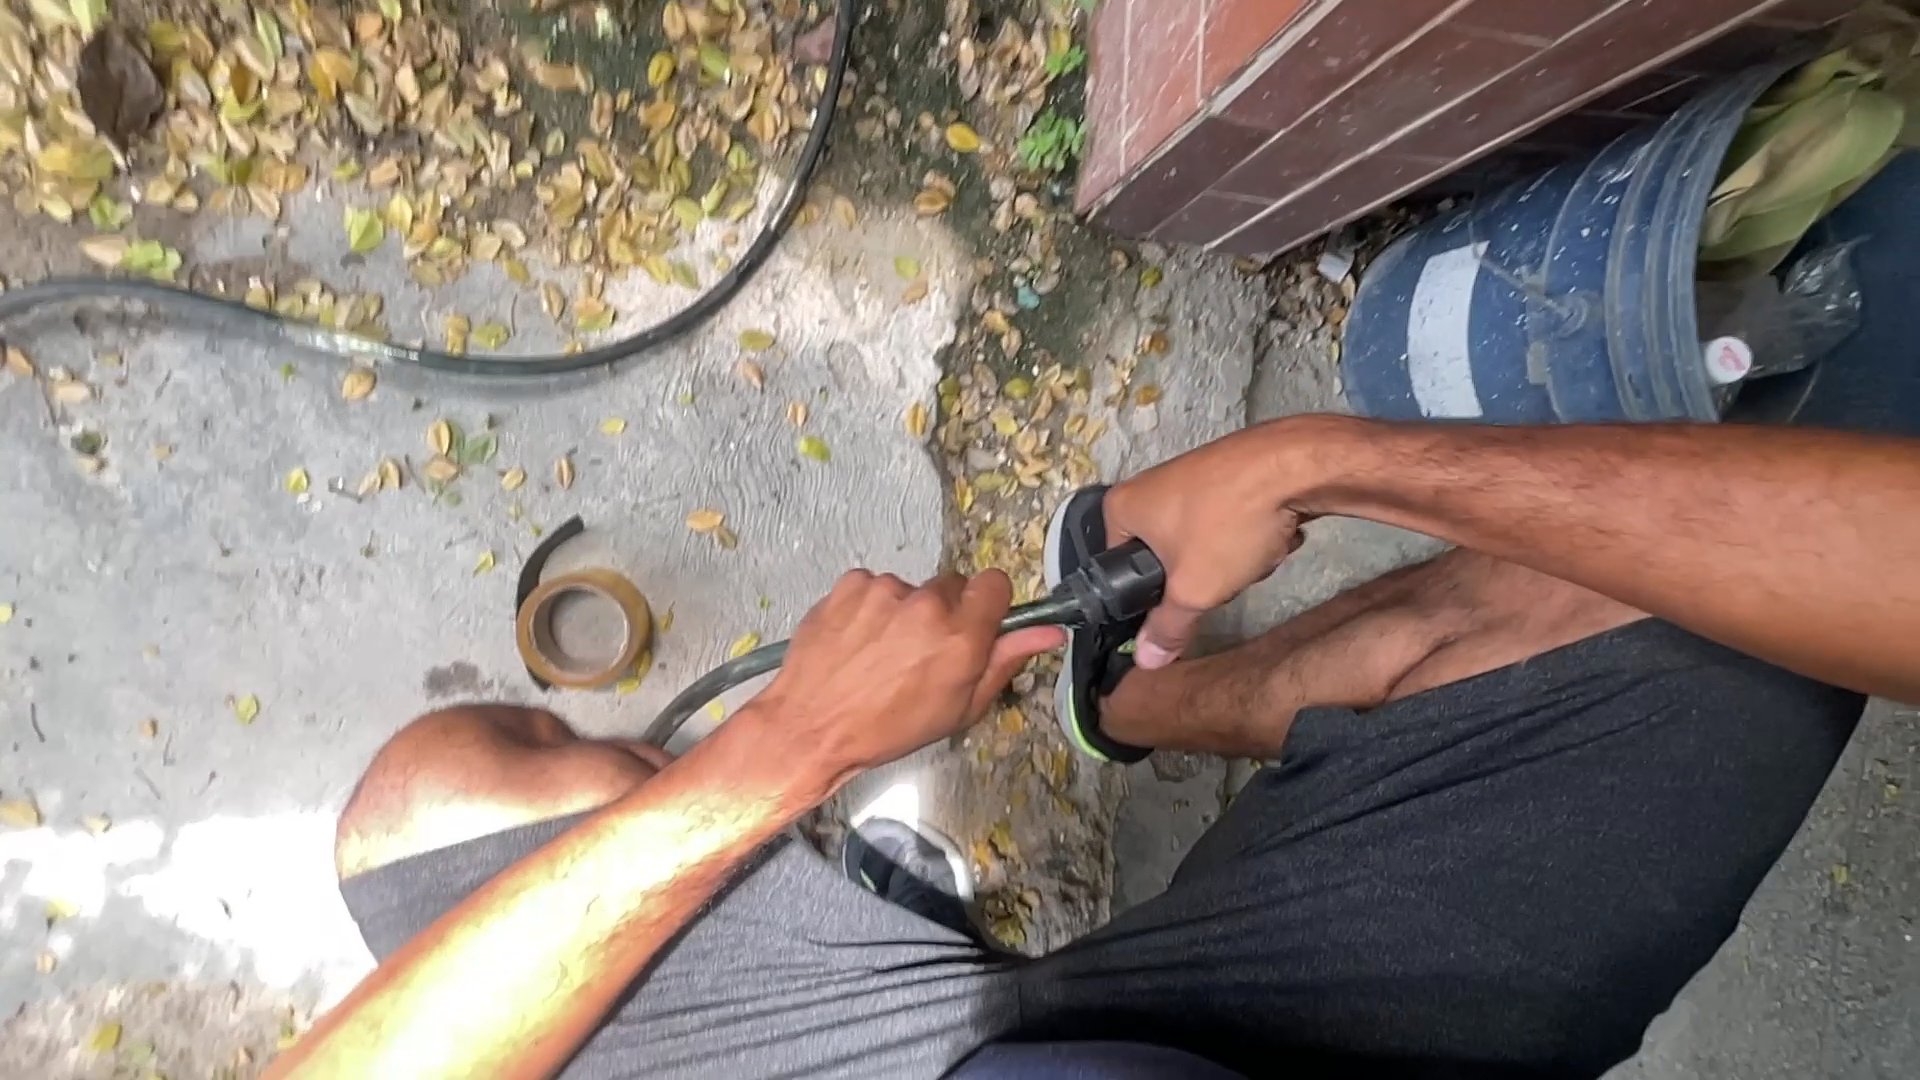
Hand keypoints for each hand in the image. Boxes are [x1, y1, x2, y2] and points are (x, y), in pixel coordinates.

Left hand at [749, 569, 1064, 788]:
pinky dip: (870, 607)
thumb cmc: (890, 728)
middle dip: (945, 611)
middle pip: (953, 585)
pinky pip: (874, 586)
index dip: (987, 603)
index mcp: (961, 636)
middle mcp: (927, 604)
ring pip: (911, 589)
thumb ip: (1005, 662)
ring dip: (904, 611)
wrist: (812, 726)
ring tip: (880, 651)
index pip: (995, 583)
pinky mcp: (851, 584)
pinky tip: (856, 639)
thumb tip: (1050, 632)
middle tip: (921, 649)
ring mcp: (886, 590)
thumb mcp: (959, 708)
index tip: (973, 625)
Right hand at [1105, 418, 1344, 667]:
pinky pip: (1225, 518)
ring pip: (1200, 540)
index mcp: (1121, 506)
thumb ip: (1167, 628)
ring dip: (1228, 558)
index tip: (1177, 604)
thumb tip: (1144, 663)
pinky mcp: (1226, 472)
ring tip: (1252, 555)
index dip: (1148, 595)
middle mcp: (1147, 485)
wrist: (1298, 465)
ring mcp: (1188, 475)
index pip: (1118, 568)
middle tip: (1220, 577)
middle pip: (1163, 555)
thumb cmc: (1227, 524)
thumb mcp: (1193, 589)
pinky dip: (1247, 532)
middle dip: (1199, 574)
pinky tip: (1271, 532)